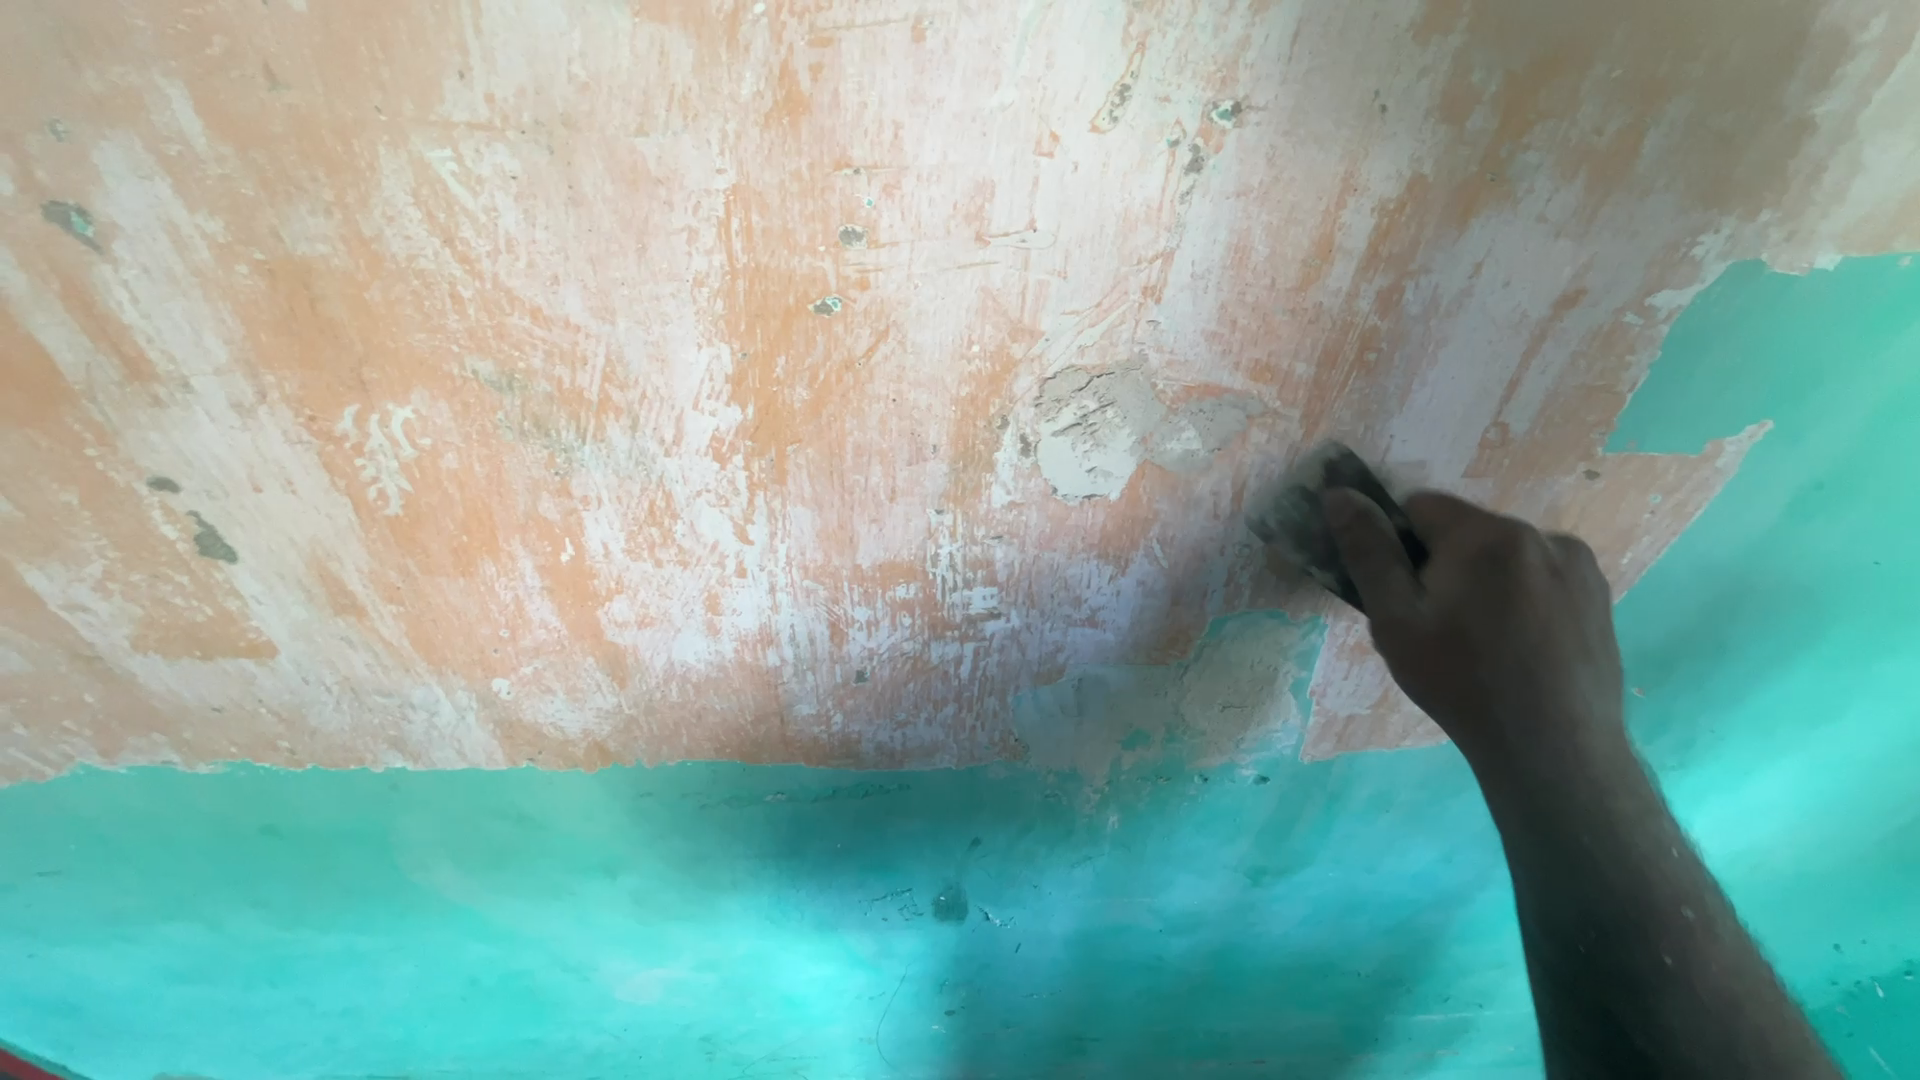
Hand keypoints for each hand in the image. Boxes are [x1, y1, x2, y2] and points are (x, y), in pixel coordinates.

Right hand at [1322, 489, 1626, 769]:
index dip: (1397, 546)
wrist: (1552, 748)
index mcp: (1486, 534)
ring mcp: (1578, 565)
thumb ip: (1368, 551)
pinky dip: (1517, 595)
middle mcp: (1540, 534)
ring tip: (1477, 639)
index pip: (1419, 506)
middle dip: (1439, 563)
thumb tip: (1339, 495)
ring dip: (1480, 578)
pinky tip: (1516, 643)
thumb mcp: (1394, 618)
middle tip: (1432, 624)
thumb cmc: (1459, 679)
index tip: (1400, 594)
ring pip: (1501, 553)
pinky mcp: (1598, 595)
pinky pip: (1537, 575)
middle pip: (1463, 530)